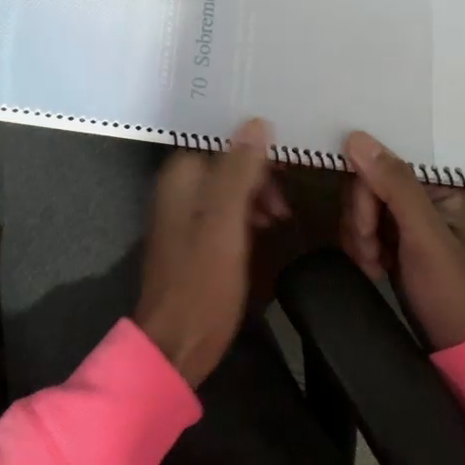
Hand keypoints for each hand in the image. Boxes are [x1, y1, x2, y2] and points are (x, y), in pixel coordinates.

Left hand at [134, 119, 288, 385]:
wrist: (177, 342)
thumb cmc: (202, 281)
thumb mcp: (226, 222)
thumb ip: (239, 171)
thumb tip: (255, 122)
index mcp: (180, 175)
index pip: (220, 139)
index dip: (254, 146)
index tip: (288, 158)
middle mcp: (176, 186)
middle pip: (224, 161)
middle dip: (258, 173)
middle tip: (286, 197)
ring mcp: (182, 212)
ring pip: (226, 185)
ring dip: (255, 193)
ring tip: (280, 215)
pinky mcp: (192, 236)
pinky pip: (223, 208)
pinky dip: (245, 213)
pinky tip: (263, 228)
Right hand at [341, 131, 464, 349]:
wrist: (463, 351)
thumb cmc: (454, 291)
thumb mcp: (426, 238)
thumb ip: (395, 186)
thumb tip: (356, 137)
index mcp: (443, 183)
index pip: (387, 157)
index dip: (366, 183)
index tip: (364, 219)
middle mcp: (425, 193)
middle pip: (368, 180)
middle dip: (361, 217)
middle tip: (370, 248)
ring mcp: (408, 216)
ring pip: (359, 203)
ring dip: (358, 234)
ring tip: (374, 263)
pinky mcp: (394, 237)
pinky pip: (360, 224)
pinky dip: (359, 246)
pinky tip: (373, 267)